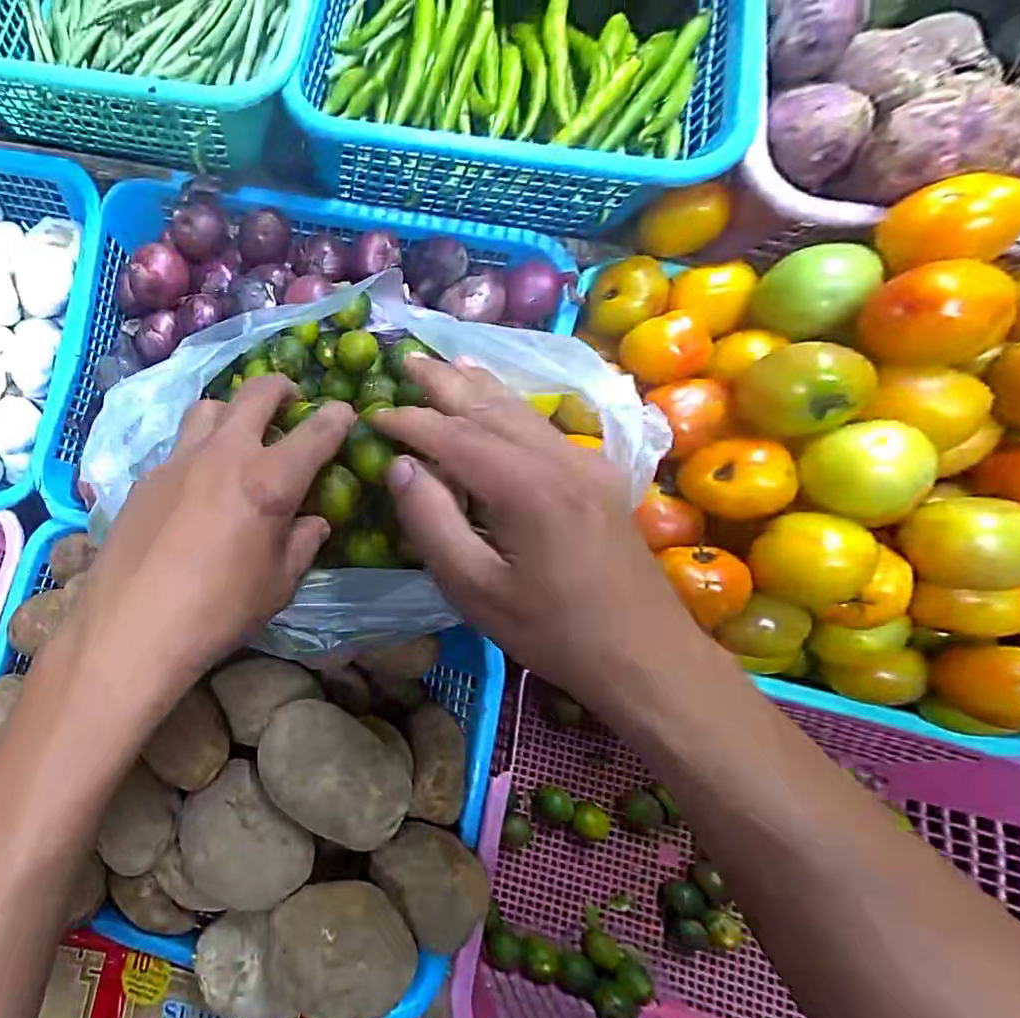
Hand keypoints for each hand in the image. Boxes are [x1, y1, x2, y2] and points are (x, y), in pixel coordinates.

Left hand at [64, 376, 356, 693]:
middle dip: (281, 389)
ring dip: (231, 411)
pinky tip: (195, 485)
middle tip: (289, 401)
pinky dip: (197, 451)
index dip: (337, 418)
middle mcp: (223, 455)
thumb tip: (313, 522)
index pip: (316, 432)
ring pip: (207, 409)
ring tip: (237, 435)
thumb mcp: (277, 585)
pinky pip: (177, 448)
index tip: (344, 413)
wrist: (132, 627)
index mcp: (268, 480)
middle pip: (255, 394)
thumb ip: (302, 544)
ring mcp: (177, 462)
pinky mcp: (145, 479)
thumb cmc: (218, 611)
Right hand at [370, 356, 732, 716]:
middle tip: (407, 359)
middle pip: (492, 407)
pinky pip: (542, 427)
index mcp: (529, 488)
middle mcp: (561, 461)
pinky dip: (508, 406)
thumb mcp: (474, 588)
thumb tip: (401, 467)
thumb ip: (432, 522)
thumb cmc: (551, 631)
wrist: (646, 656)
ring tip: (447, 363)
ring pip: (522, 410)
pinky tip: (497, 400)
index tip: (373, 415)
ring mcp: (586, 466)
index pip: (456, 437)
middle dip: (445, 383)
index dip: (410, 422)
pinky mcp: (598, 478)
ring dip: (479, 386)